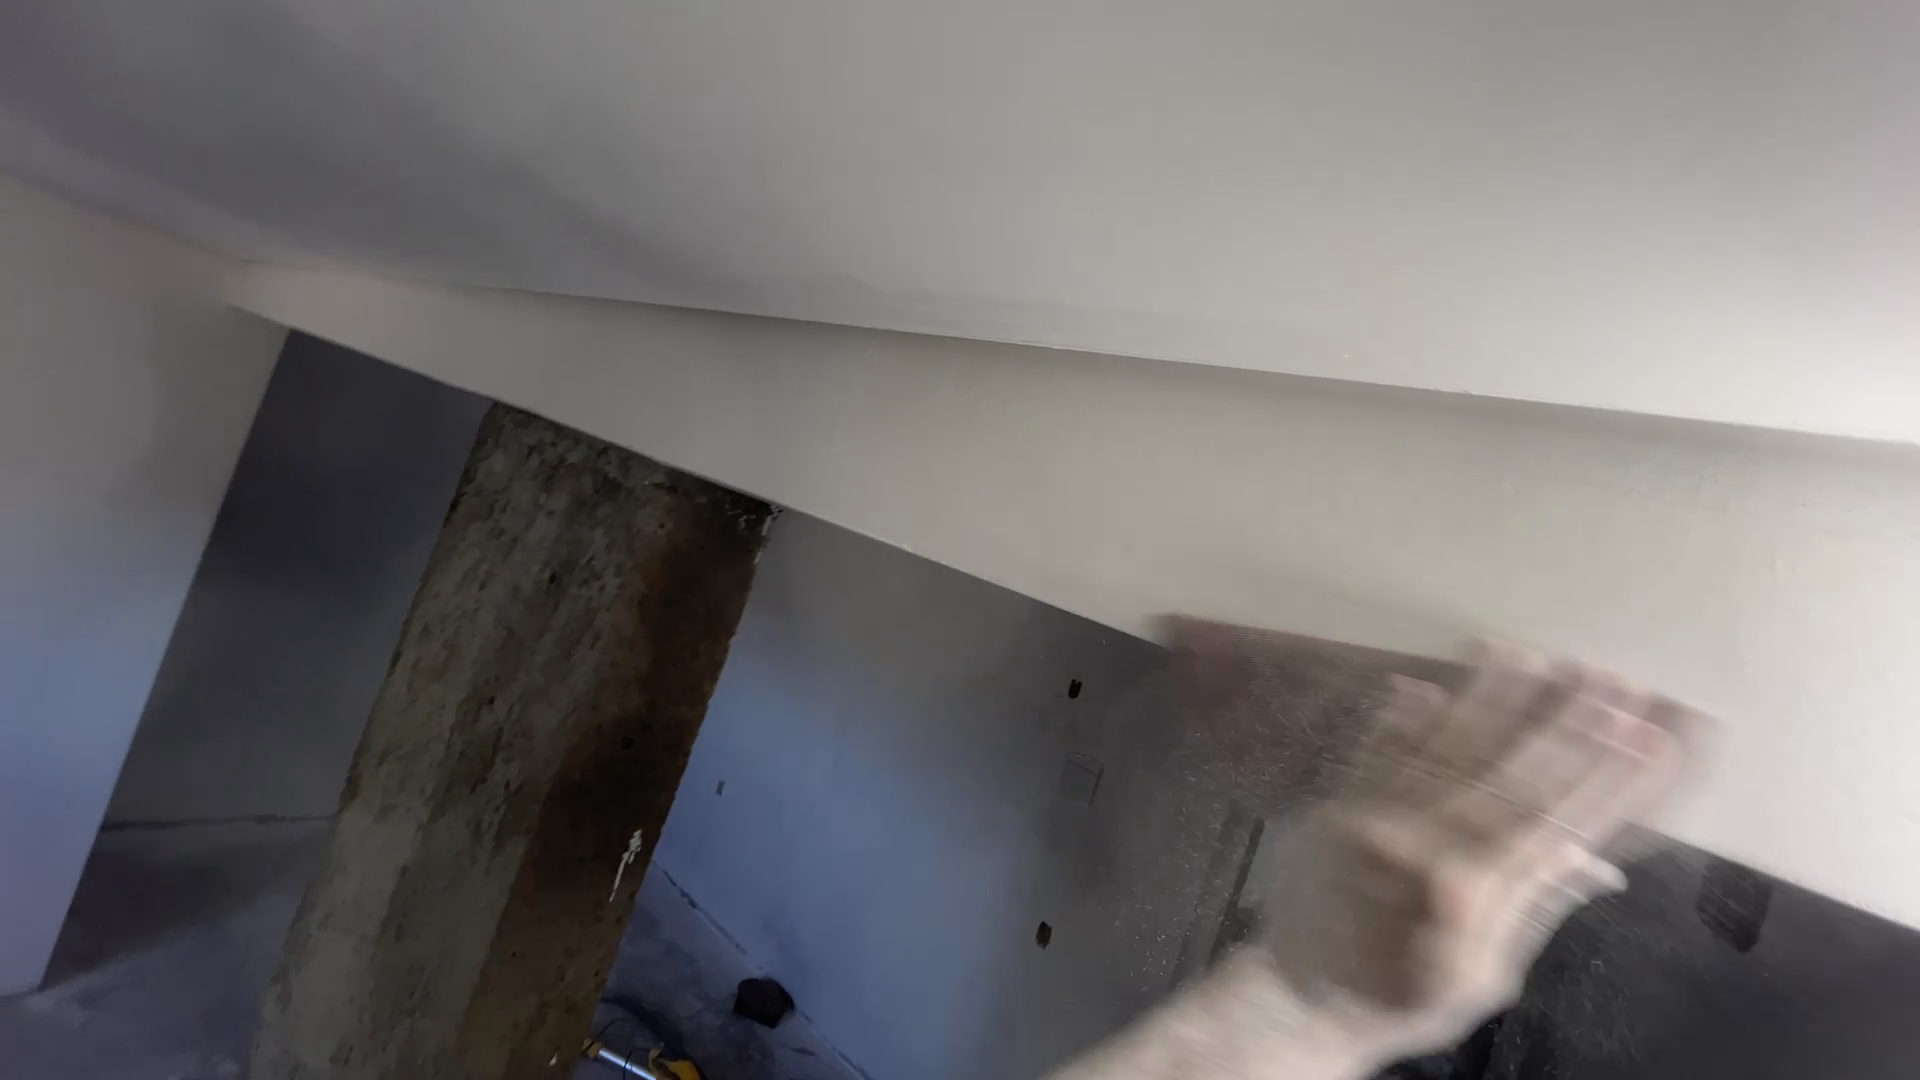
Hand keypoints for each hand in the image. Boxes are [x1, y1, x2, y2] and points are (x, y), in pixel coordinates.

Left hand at [1257, 644, 1695, 1066]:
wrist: (1298, 994)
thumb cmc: (1397, 998)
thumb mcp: (1479, 979)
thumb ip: (1525, 909)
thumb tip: (1586, 858)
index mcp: (1471, 893)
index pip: (1552, 821)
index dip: (1602, 777)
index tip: (1645, 734)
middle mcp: (1421, 845)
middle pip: (1502, 774)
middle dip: (1559, 725)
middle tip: (1603, 676)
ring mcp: (1370, 819)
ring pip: (1437, 750)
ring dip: (1480, 700)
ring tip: (1517, 652)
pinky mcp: (1333, 807)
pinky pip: (1366, 755)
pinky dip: (1391, 721)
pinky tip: (1414, 685)